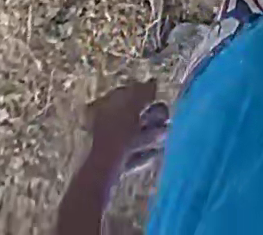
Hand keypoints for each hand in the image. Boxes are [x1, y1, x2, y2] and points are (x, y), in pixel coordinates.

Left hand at [59, 82, 170, 233]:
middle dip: (149, 115)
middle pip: (129, 115)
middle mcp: (98, 124)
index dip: (142, 92)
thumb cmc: (111, 138)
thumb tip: (154, 83)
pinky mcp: (109, 169)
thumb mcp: (129, 108)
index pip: (124, 93)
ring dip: (149, 134)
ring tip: (165, 135)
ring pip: (131, 135)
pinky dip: (143, 152)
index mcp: (99, 106)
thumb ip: (141, 93)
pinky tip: (156, 153)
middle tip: (165, 118)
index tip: (157, 95)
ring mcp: (102, 148)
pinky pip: (130, 155)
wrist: (97, 179)